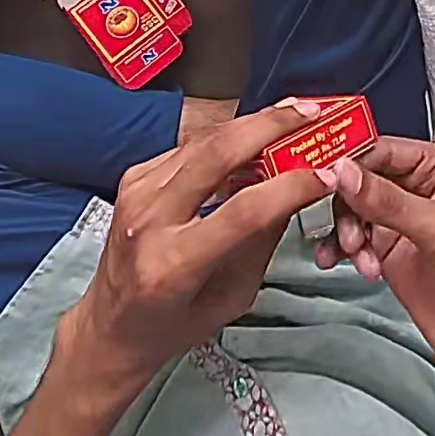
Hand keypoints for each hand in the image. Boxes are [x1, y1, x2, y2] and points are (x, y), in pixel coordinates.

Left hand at [56, 99, 334, 390]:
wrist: (109, 324)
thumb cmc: (174, 324)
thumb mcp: (232, 297)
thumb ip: (262, 241)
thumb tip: (294, 187)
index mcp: (174, 264)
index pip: (243, 211)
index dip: (290, 186)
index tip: (325, 173)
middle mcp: (150, 219)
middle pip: (217, 153)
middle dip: (270, 126)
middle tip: (308, 111)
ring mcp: (137, 191)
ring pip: (204, 139)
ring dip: (252, 122)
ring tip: (290, 112)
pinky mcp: (134, 175)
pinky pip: (189, 146)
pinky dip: (226, 137)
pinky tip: (253, 133)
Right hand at [313, 138, 434, 372]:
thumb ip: (389, 202)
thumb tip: (346, 173)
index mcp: (433, 166)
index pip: (380, 148)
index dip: (350, 160)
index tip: (326, 175)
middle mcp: (411, 185)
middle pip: (356, 176)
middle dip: (345, 201)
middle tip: (345, 225)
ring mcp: (394, 217)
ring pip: (348, 206)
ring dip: (344, 229)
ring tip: (357, 252)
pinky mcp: (382, 246)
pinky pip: (347, 236)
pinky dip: (339, 248)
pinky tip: (342, 261)